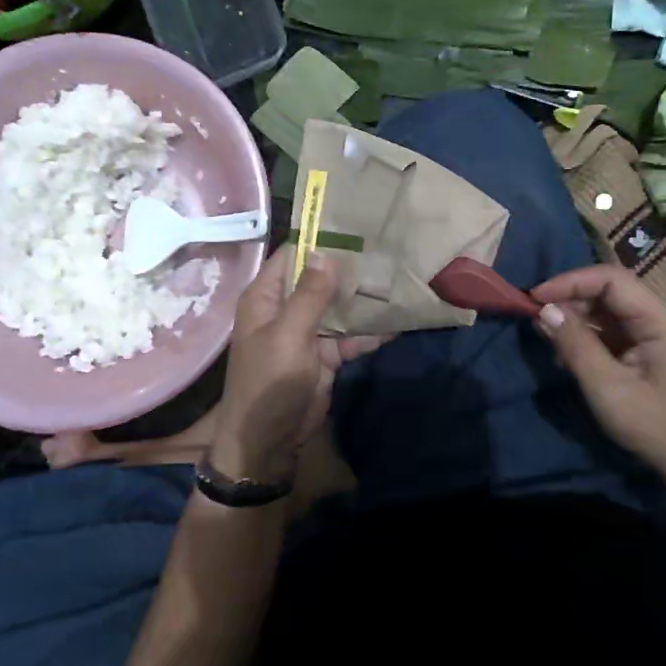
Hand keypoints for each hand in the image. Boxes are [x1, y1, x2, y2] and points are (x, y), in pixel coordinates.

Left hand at [207, 249, 381, 482]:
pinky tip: (399, 320)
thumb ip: (309, 295)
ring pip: (339, 306)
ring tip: (399, 277)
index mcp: (266, 297)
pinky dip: (371, 331)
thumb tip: (325, 251)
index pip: (292, 256)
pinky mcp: (327, 355)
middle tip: (387, 246)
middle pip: (320, 279)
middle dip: (350, 267)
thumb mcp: (289, 335)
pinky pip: (351, 336)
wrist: (269, 442)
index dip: (319, 240)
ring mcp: (308, 332)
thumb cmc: (269, 382)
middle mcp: (286, 309)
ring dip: (364, 298)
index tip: (354, 224)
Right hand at [532, 265, 665, 481]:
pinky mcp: (648, 349)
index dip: (572, 282)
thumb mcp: (608, 389)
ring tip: (547, 333)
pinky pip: (613, 329)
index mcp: (664, 322)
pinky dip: (586, 334)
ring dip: (576, 317)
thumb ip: (576, 346)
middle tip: (536, 317)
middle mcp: (663, 318)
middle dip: (571, 299)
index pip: (613, 280)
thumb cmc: (655, 429)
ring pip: (609, 309)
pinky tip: (565, 350)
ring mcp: (657, 334)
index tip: (536, 297)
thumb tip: (544, 310)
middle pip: (611, 291)